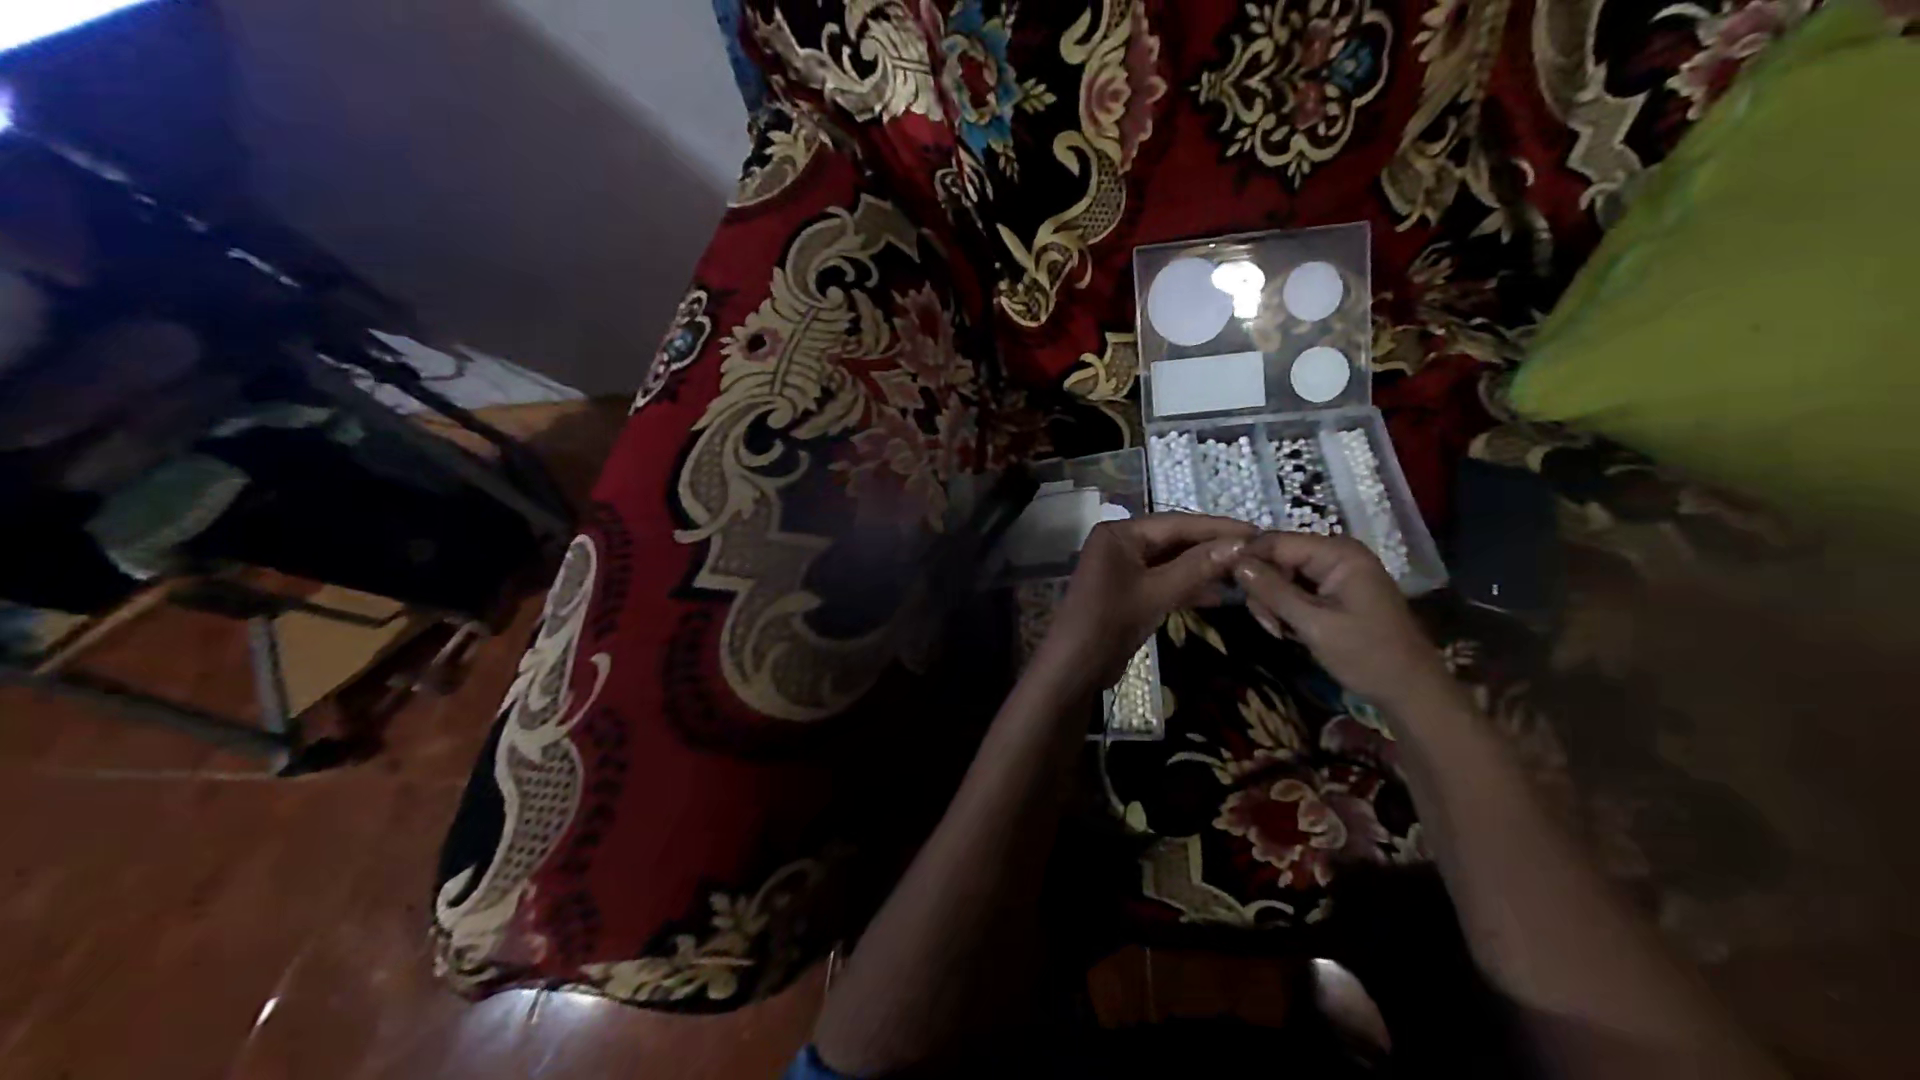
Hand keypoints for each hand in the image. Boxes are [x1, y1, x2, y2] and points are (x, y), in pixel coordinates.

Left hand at [1034, 513, 1254, 695]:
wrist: (1075, 666)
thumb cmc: (1109, 621)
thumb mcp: (1156, 592)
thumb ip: (1197, 567)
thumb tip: (1242, 544)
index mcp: (1120, 533)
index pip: (1176, 523)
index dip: (1217, 527)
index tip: (1257, 531)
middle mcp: (1121, 544)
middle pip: (1176, 541)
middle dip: (1214, 548)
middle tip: (1258, 552)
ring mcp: (1125, 568)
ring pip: (1173, 563)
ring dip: (1205, 569)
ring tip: (1247, 574)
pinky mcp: (1131, 592)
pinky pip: (1166, 582)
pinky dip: (1190, 588)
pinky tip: (1222, 596)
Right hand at [1231, 532, 1454, 712]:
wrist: (1408, 689)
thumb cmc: (1366, 655)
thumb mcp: (1313, 624)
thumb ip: (1273, 591)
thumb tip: (1235, 563)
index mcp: (1338, 553)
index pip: (1276, 541)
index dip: (1249, 559)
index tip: (1229, 586)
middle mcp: (1336, 554)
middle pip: (1277, 557)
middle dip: (1263, 588)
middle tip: (1268, 624)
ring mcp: (1336, 572)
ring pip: (1282, 574)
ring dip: (1272, 602)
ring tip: (1279, 632)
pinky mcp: (1333, 589)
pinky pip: (1295, 588)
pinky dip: (1285, 608)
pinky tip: (1287, 630)